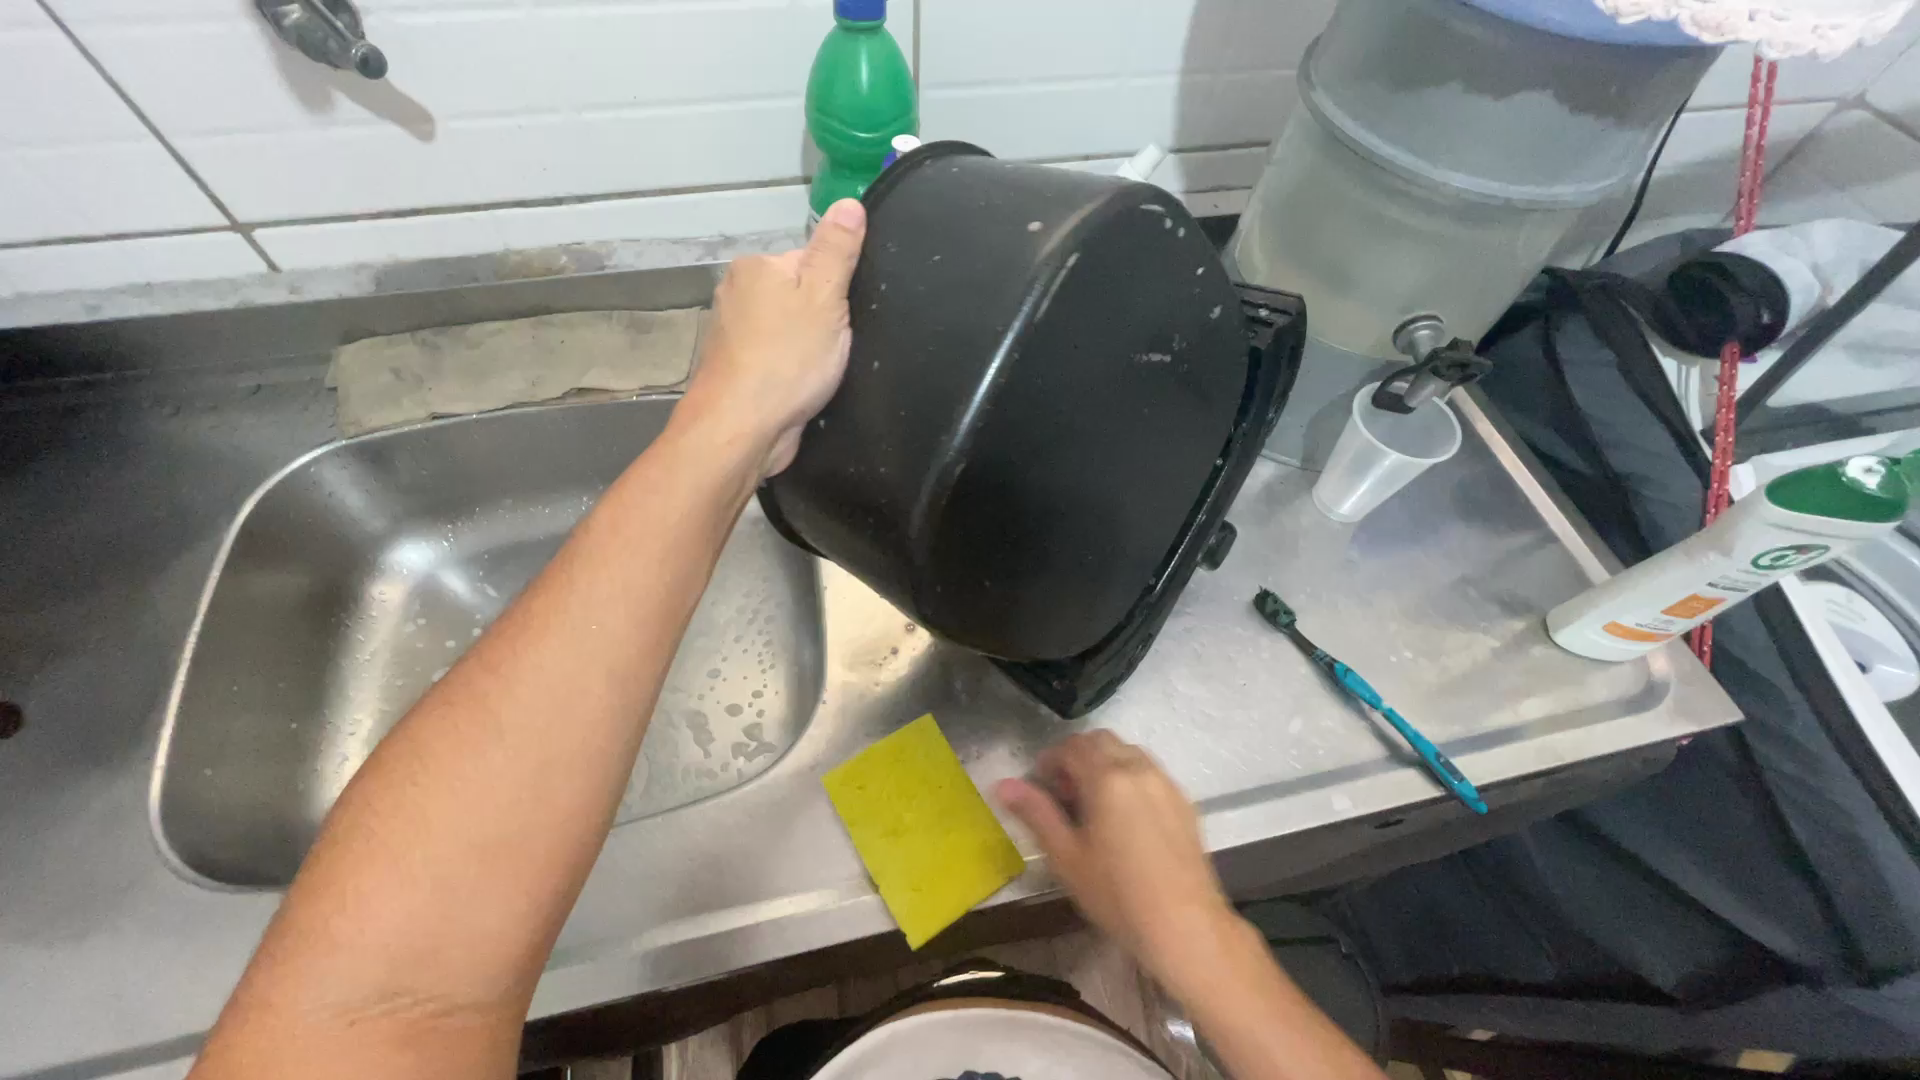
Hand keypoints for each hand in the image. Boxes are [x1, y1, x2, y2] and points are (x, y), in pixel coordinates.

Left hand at [676, 198, 866, 475]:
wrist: (742, 427)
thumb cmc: (787, 360)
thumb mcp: (825, 297)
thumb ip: (837, 250)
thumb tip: (849, 201)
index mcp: (757, 266)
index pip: (811, 261)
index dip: (838, 288)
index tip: (848, 317)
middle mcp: (738, 292)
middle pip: (799, 295)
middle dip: (822, 320)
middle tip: (836, 348)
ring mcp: (733, 333)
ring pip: (787, 330)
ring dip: (807, 349)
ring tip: (820, 372)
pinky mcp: (736, 369)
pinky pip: (776, 358)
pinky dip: (791, 371)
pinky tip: (801, 388)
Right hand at [996, 731, 1240, 989]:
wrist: (1185, 926)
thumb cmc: (1118, 895)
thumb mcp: (1067, 857)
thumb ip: (1036, 813)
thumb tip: (1003, 785)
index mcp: (1107, 777)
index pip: (1072, 746)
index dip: (1050, 760)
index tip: (1040, 785)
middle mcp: (1139, 769)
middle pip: (1101, 740)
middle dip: (1077, 756)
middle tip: (1064, 793)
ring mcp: (1165, 783)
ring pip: (1127, 752)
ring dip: (1104, 763)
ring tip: (1094, 804)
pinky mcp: (1183, 801)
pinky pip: (1149, 771)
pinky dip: (1128, 776)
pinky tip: (1124, 817)